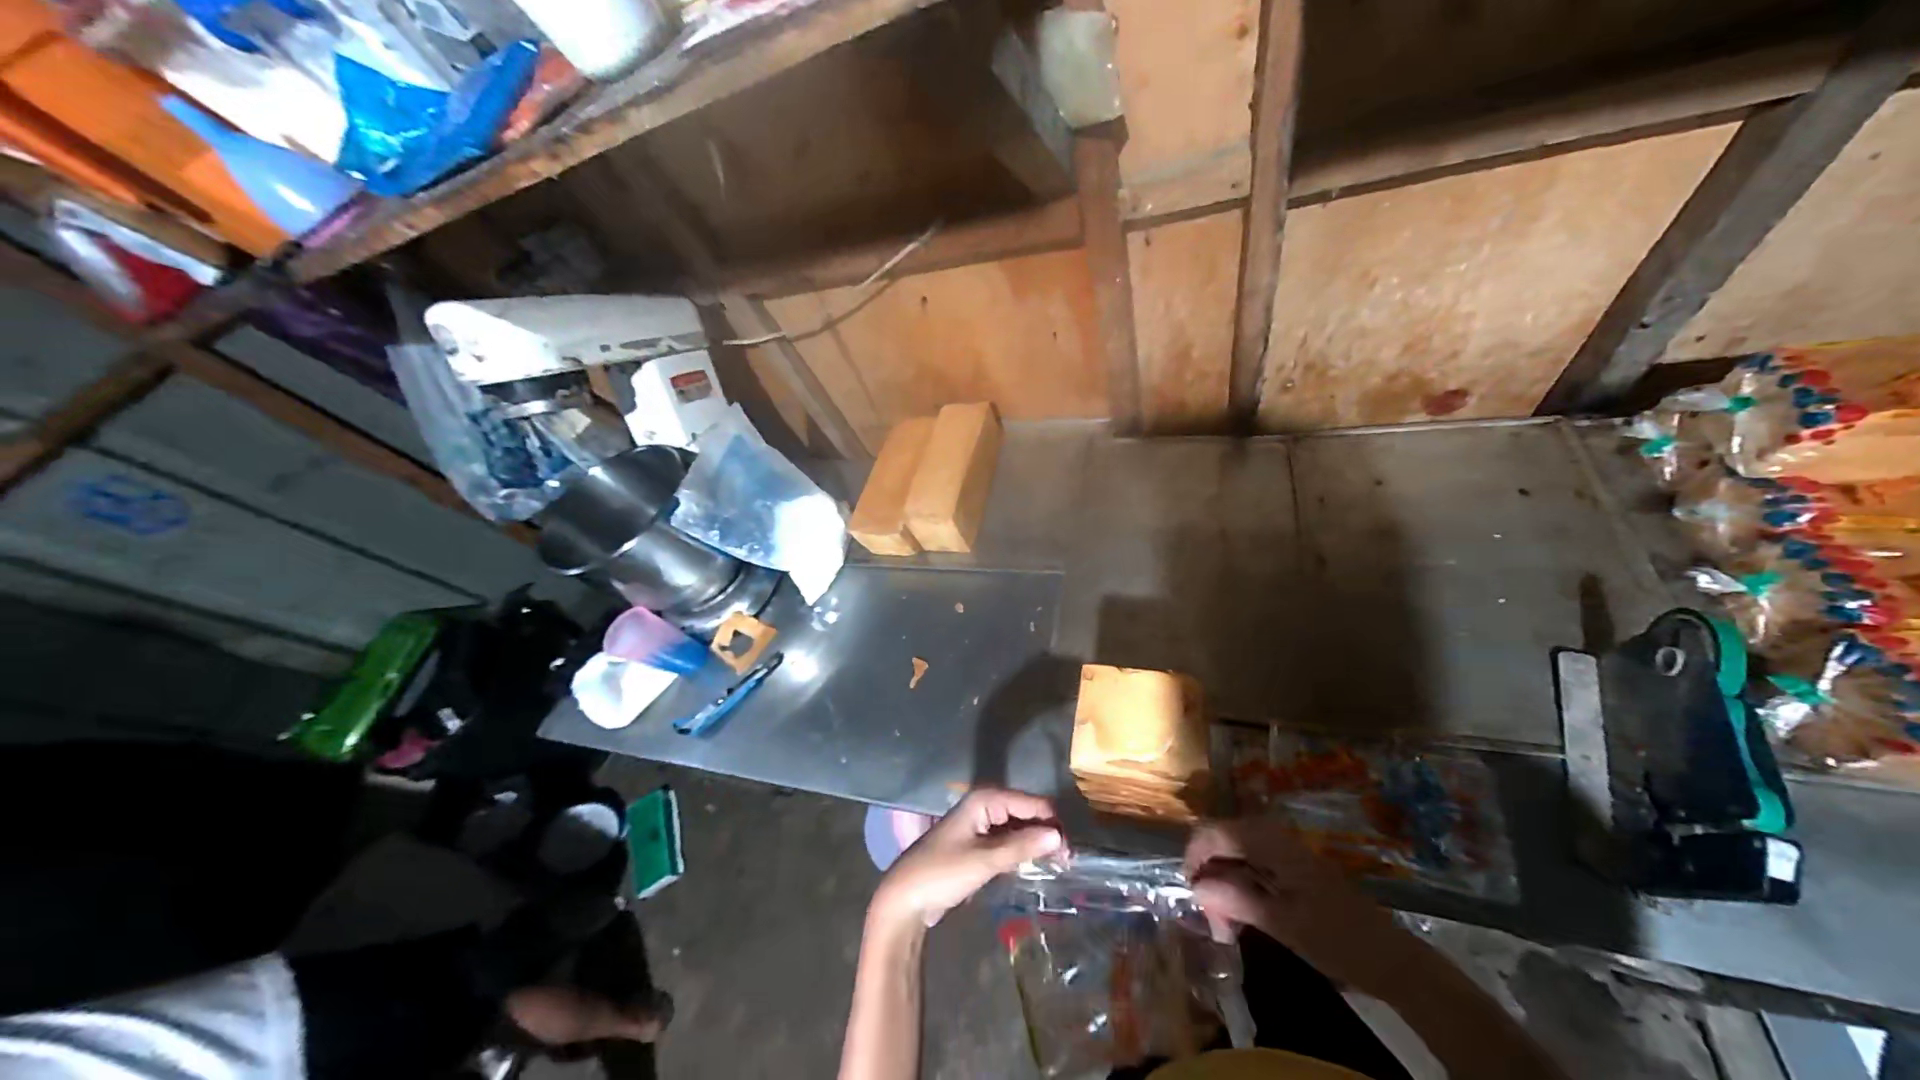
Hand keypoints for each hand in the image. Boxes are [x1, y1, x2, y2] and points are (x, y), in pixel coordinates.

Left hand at [871, 788, 1063, 928]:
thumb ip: (1022, 846)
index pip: (1030, 803)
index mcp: (984, 800)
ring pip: (1018, 827)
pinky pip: (1008, 841)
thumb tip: (1058, 836)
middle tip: (1067, 861)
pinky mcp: (978, 845)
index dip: (1052, 822)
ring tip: (1059, 865)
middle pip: (1026, 812)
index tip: (1071, 850)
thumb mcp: (984, 861)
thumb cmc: (941, 874)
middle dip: (1046, 832)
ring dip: (1036, 842)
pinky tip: (1036, 865)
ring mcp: (980, 825)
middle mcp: (984, 805)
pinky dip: (1022, 850)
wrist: (904, 899)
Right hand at [1185, 818, 1413, 992]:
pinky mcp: (1289, 869)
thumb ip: (1236, 899)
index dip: (1193, 858)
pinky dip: (1238, 890)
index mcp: (1272, 842)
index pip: (1213, 832)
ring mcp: (1282, 852)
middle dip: (1208, 878)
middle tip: (1213, 922)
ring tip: (1226, 928)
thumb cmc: (1338, 939)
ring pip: (1232, 857)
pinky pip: (1249, 867)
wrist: (1391, 959)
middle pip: (1220, 842)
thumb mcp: (1283, 923)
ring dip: (1222, 888)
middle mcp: (1273, 836)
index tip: (1192, 895)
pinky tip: (1241, 918)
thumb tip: (1196, 887)